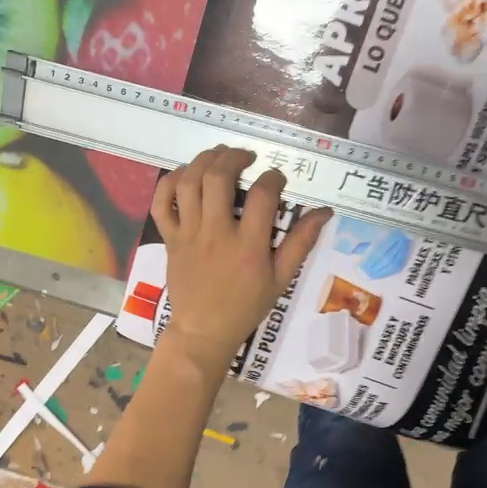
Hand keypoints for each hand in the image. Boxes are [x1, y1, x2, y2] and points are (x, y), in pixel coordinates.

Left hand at [151, 146, 329, 375]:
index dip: (273, 178)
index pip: (262, 195)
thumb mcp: (280, 279)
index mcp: (248, 246)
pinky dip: (169, 182)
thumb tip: (324, 212)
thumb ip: (301, 243)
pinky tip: (186, 175)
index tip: (277, 179)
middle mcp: (216, 233)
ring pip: (188, 183)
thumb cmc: (245, 306)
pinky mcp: (170, 239)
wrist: (203, 331)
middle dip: (233, 157)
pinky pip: (161, 203)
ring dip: (203, 161)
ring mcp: (188, 234)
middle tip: (246, 157)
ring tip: (218, 156)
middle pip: (218, 178)